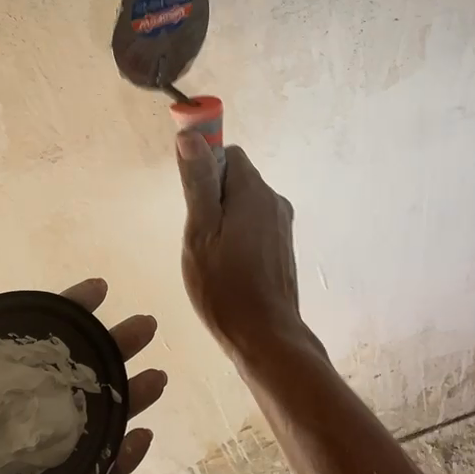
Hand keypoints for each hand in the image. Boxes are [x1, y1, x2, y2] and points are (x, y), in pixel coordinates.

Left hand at [0, 280, 167, 473]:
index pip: (34, 343)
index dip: (68, 311)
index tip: (99, 287)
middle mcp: (20, 423)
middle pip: (77, 377)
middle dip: (115, 347)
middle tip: (146, 325)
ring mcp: (38, 466)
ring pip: (95, 424)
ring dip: (129, 399)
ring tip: (158, 379)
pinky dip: (122, 464)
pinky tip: (140, 441)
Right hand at [174, 133, 314, 360]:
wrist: (266, 338)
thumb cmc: (226, 284)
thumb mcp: (200, 231)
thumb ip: (198, 181)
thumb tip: (191, 135)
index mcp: (254, 191)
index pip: (228, 154)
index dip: (206, 167)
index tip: (192, 197)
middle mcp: (274, 200)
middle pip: (236, 179)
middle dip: (213, 197)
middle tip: (198, 234)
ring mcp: (281, 225)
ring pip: (244, 204)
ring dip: (225, 220)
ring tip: (211, 256)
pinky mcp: (283, 247)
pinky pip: (254, 225)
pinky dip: (238, 236)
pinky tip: (228, 268)